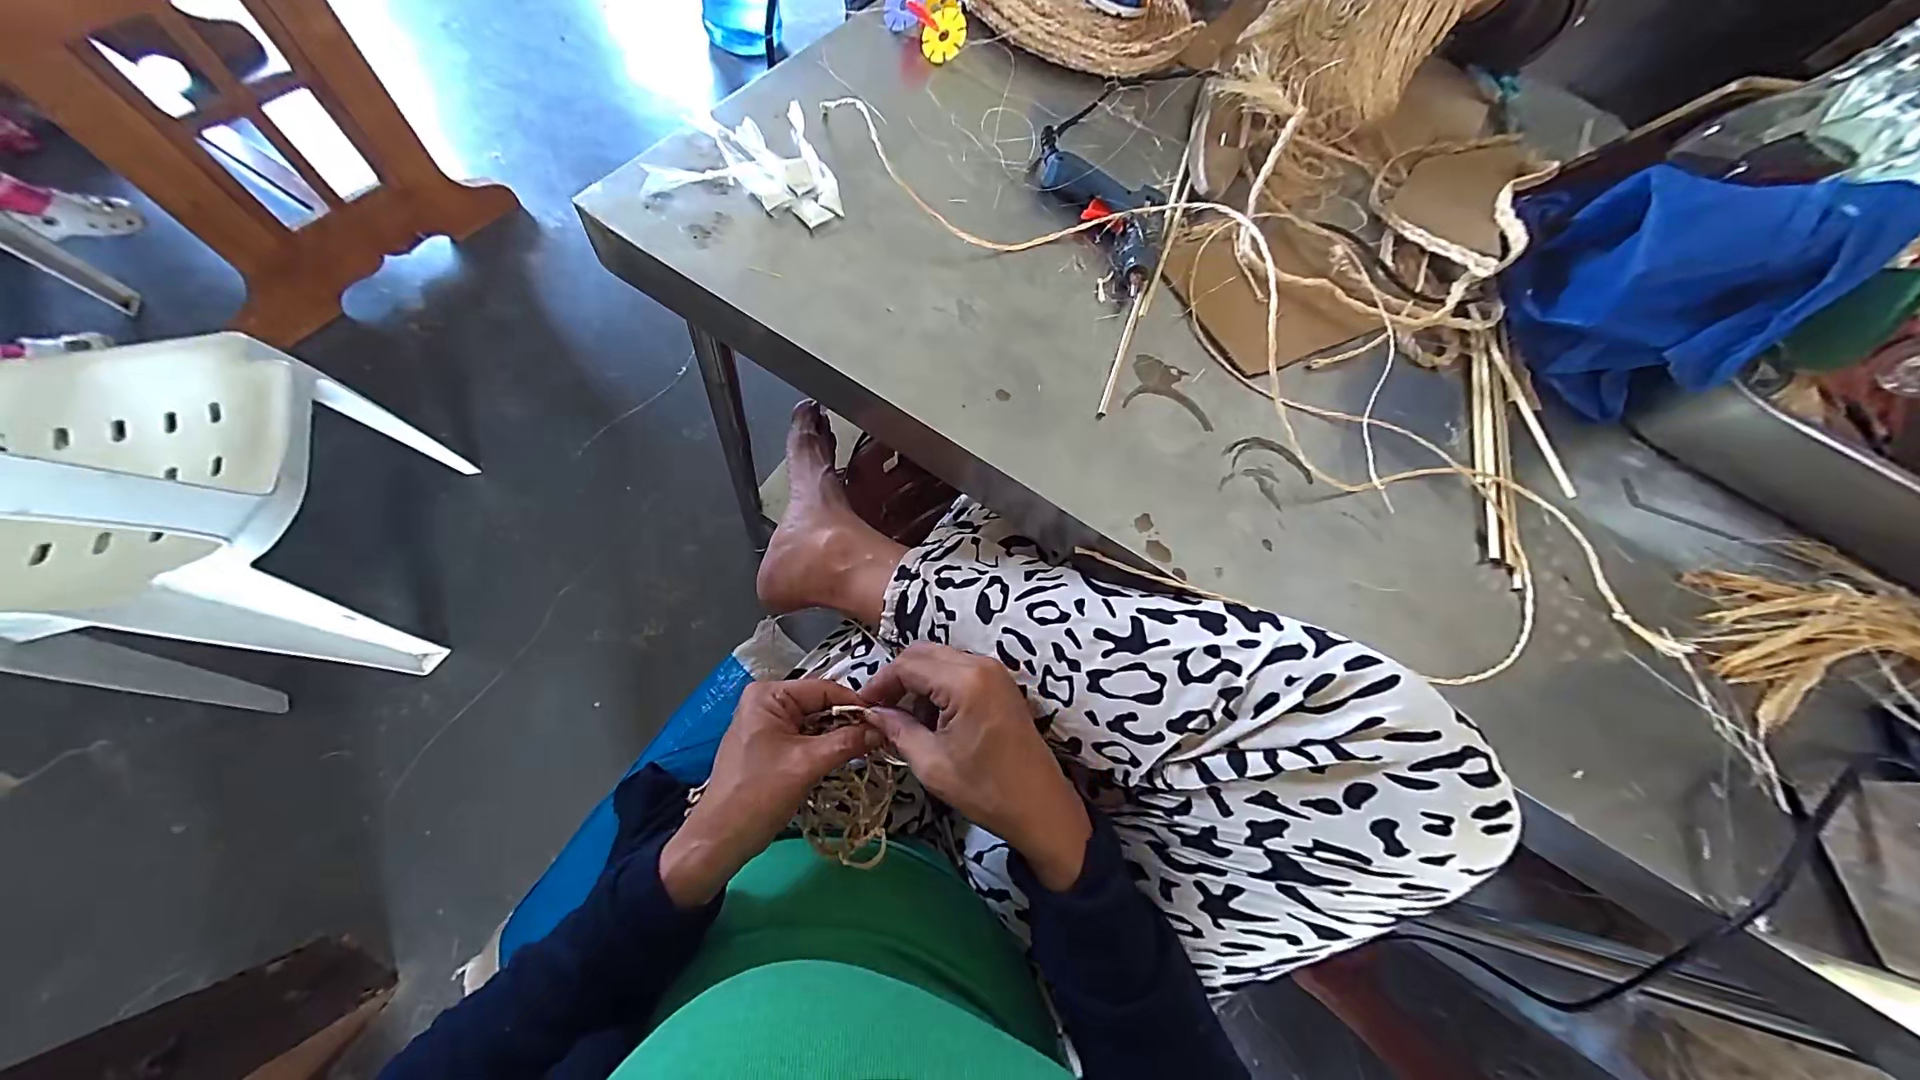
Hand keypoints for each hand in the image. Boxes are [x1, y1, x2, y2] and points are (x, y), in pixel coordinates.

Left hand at [658, 679, 872, 907]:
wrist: (719, 842)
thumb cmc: (756, 797)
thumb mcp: (807, 765)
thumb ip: (847, 742)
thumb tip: (882, 730)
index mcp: (768, 695)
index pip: (825, 689)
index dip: (856, 705)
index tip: (884, 721)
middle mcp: (766, 701)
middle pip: (821, 704)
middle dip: (848, 722)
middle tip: (879, 737)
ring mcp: (767, 724)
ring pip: (816, 722)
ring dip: (839, 737)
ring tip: (868, 748)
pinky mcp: (769, 745)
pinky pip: (806, 737)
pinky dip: (825, 747)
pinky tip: (844, 758)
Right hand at [858, 643, 1091, 890]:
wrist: (1040, 806)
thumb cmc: (986, 789)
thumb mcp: (931, 763)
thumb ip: (898, 729)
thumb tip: (873, 713)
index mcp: (965, 681)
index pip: (907, 664)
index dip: (880, 683)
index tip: (863, 706)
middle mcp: (981, 665)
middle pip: (924, 653)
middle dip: (898, 678)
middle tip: (881, 710)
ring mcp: (995, 672)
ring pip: (941, 659)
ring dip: (919, 681)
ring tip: (906, 719)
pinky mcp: (1001, 683)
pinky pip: (960, 670)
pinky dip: (940, 685)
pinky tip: (933, 718)